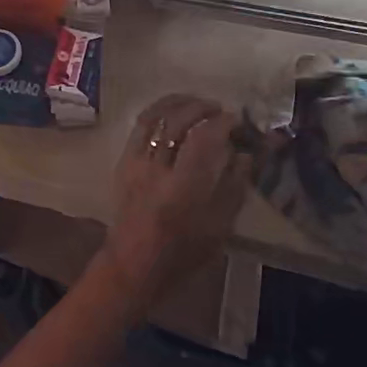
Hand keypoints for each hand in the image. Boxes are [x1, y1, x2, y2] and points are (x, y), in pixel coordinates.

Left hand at [102, 94, 251, 303]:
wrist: (133, 262)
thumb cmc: (182, 252)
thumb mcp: (219, 227)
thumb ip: (233, 187)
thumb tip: (245, 154)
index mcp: (182, 188)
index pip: (202, 139)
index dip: (222, 123)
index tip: (237, 120)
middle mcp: (155, 169)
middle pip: (175, 122)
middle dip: (200, 108)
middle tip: (219, 109)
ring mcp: (134, 163)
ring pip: (152, 118)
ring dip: (175, 104)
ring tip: (197, 103)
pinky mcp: (121, 163)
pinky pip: (138, 129)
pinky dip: (156, 114)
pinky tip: (172, 114)